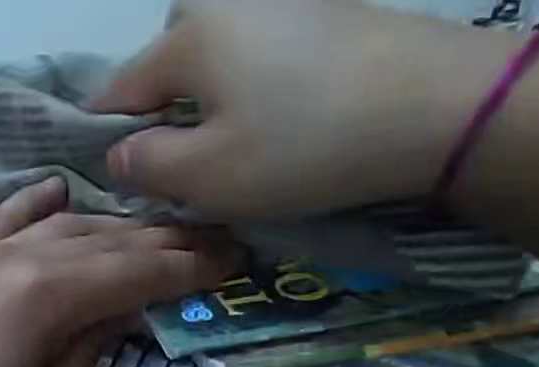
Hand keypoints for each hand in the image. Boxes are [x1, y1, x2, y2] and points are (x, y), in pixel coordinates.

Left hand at [0, 177, 232, 366]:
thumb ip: (93, 345)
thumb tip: (126, 308)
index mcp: (45, 299)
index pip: (134, 271)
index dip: (186, 268)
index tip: (230, 262)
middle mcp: (17, 259)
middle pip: (105, 240)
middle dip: (162, 241)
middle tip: (210, 241)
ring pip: (63, 226)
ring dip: (112, 227)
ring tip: (153, 232)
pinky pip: (6, 219)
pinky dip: (38, 206)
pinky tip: (62, 195)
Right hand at [92, 0, 513, 218]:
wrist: (433, 106)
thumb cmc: (298, 147)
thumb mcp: (204, 176)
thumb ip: (145, 166)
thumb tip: (119, 154)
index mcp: (187, 37)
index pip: (118, 91)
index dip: (104, 138)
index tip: (107, 178)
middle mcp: (225, 1)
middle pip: (166, 61)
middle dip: (159, 110)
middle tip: (177, 163)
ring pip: (213, 55)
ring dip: (205, 99)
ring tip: (226, 144)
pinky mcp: (321, 11)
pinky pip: (256, 51)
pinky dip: (248, 87)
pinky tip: (272, 118)